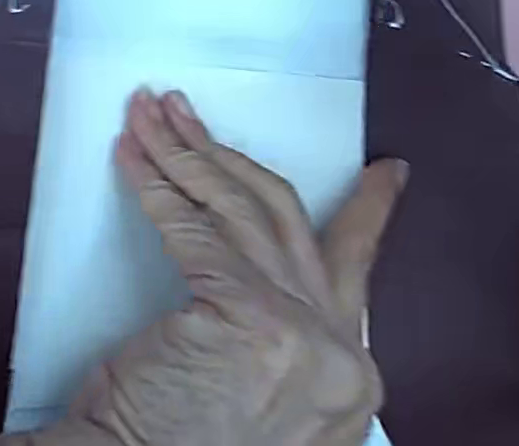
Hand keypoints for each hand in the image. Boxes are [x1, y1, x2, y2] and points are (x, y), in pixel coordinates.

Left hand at [54, 88, 406, 445]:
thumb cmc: (179, 435)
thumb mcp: (256, 381)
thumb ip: (280, 326)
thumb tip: (258, 255)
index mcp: (349, 369)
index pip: (350, 260)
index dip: (367, 209)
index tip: (388, 169)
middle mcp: (340, 349)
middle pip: (282, 213)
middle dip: (224, 151)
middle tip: (181, 106)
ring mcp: (302, 333)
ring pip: (236, 206)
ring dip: (183, 150)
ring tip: (147, 113)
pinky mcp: (250, 315)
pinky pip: (191, 225)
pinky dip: (153, 184)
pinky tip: (129, 155)